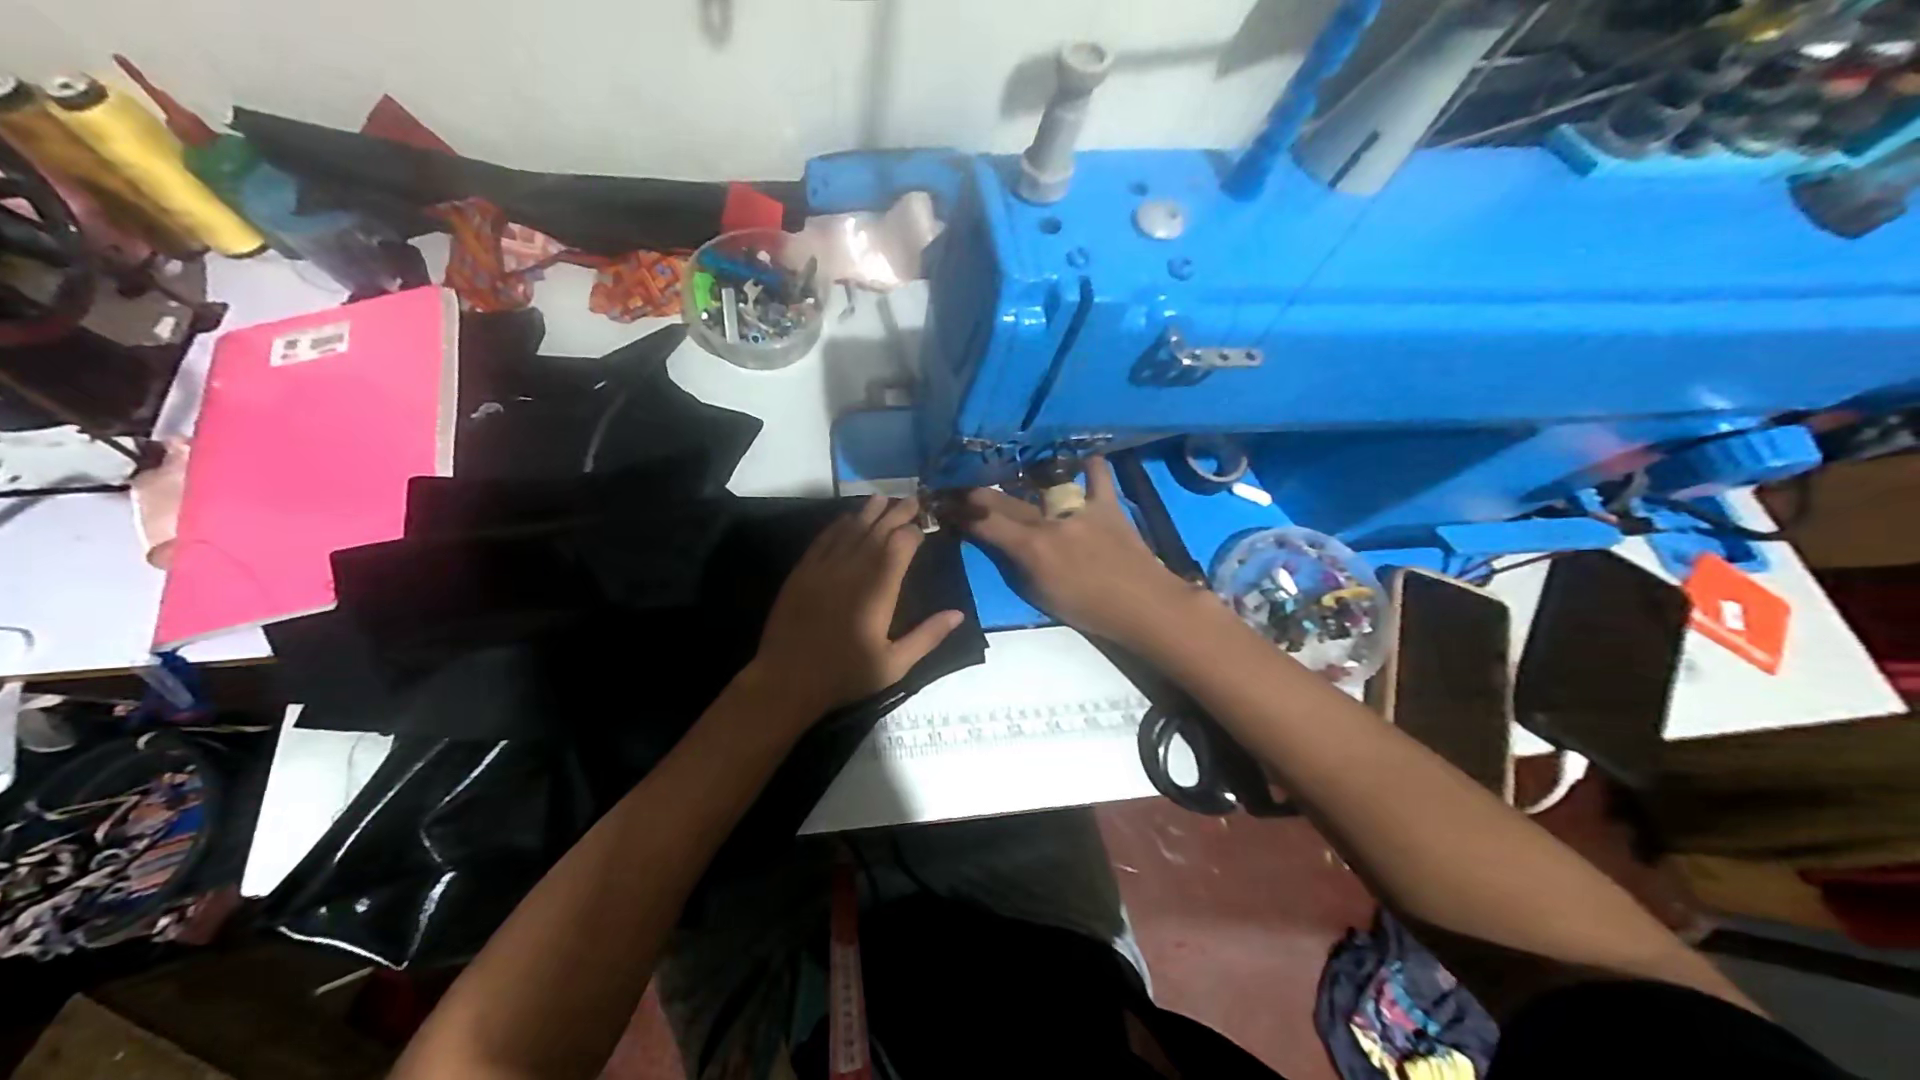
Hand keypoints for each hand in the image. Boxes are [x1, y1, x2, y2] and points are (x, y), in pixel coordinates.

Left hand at [749, 495, 963, 721]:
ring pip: (851, 529)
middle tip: (913, 500)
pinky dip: (838, 525)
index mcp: (878, 591)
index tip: (925, 527)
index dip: (914, 532)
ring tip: (884, 498)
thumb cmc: (845, 675)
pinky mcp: (803, 572)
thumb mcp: (894, 664)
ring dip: (869, 512)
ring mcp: (824, 568)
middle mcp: (853, 570)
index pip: (900, 545)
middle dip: (897, 513)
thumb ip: (927, 636)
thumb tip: (958, 613)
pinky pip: (824, 539)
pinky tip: (847, 519)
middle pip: (878, 530)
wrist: (787, 680)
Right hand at [952, 455, 1200, 643]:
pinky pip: (1097, 474)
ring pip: (1043, 482)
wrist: (1142, 604)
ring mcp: (1080, 507)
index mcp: (1032, 548)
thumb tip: (998, 542)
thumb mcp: (1039, 594)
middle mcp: (1050, 521)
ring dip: (1023, 477)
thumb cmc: (1088, 610)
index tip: (946, 506)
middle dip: (978, 494)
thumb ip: (1016, 564)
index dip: (961, 514)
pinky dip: (1088, 467)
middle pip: (1005, 500)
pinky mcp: (1107, 503)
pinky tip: (1080, 461)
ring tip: (1013, 473)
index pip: (985, 523)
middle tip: (963, 488)